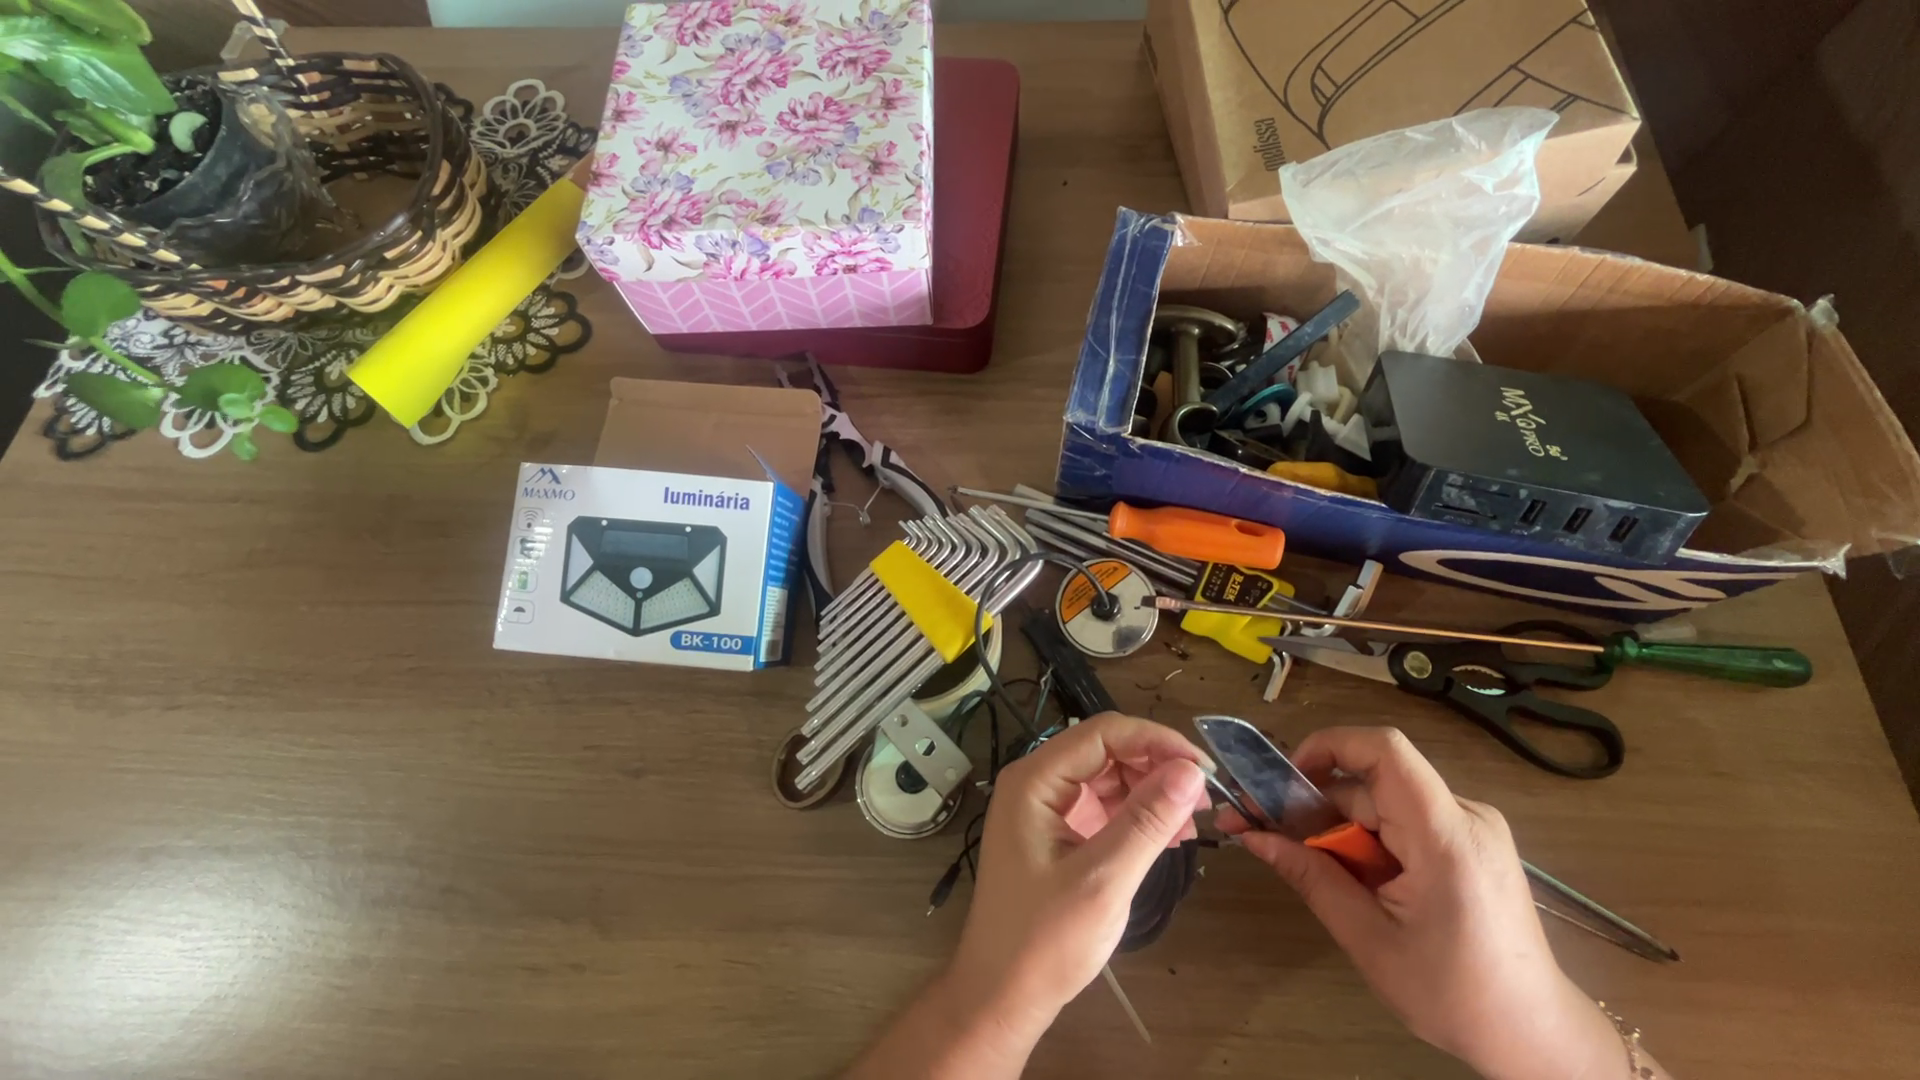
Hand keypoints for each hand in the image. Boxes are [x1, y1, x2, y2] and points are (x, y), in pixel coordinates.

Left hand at [947, 712, 1211, 1025]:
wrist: (1002, 994)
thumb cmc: (1044, 940)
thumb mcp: (1104, 879)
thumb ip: (1146, 820)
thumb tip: (1191, 770)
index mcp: (1034, 780)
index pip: (1102, 734)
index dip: (1156, 741)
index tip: (1203, 767)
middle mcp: (1036, 782)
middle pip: (1105, 750)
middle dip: (1156, 767)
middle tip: (1203, 799)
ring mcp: (1045, 807)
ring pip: (1108, 777)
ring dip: (1150, 792)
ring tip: (1191, 822)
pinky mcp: (1056, 832)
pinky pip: (1102, 806)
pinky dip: (1136, 815)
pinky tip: (1168, 836)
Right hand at [1216, 727, 1630, 1079]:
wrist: (1534, 1033)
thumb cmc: (1454, 994)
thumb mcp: (1369, 940)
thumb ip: (1311, 877)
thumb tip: (1251, 835)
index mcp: (1446, 838)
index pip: (1385, 751)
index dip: (1327, 745)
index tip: (1283, 779)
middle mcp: (1465, 816)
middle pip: (1372, 783)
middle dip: (1314, 803)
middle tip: (1262, 830)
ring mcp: (1470, 827)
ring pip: (1382, 802)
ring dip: (1337, 826)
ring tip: (1303, 862)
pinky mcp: (1468, 840)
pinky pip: (1401, 819)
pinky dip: (1365, 838)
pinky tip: (1348, 874)